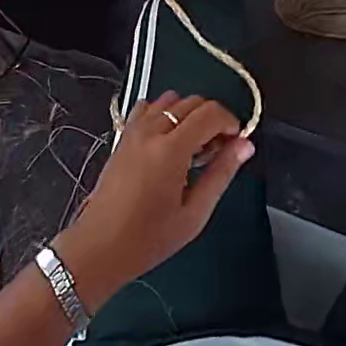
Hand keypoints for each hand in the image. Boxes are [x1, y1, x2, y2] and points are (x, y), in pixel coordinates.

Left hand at [51, 92, 253, 310]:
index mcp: (171, 150)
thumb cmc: (148, 238)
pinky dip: (165, 113)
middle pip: (193, 101)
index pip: (211, 113)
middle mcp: (151, 131)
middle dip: (213, 119)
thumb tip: (245, 146)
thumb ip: (222, 173)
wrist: (101, 246)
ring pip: (172, 99)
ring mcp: (134, 130)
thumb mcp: (194, 213)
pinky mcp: (123, 135)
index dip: (231, 122)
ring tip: (195, 147)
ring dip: (190, 114)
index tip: (237, 141)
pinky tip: (169, 141)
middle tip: (219, 149)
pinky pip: (149, 107)